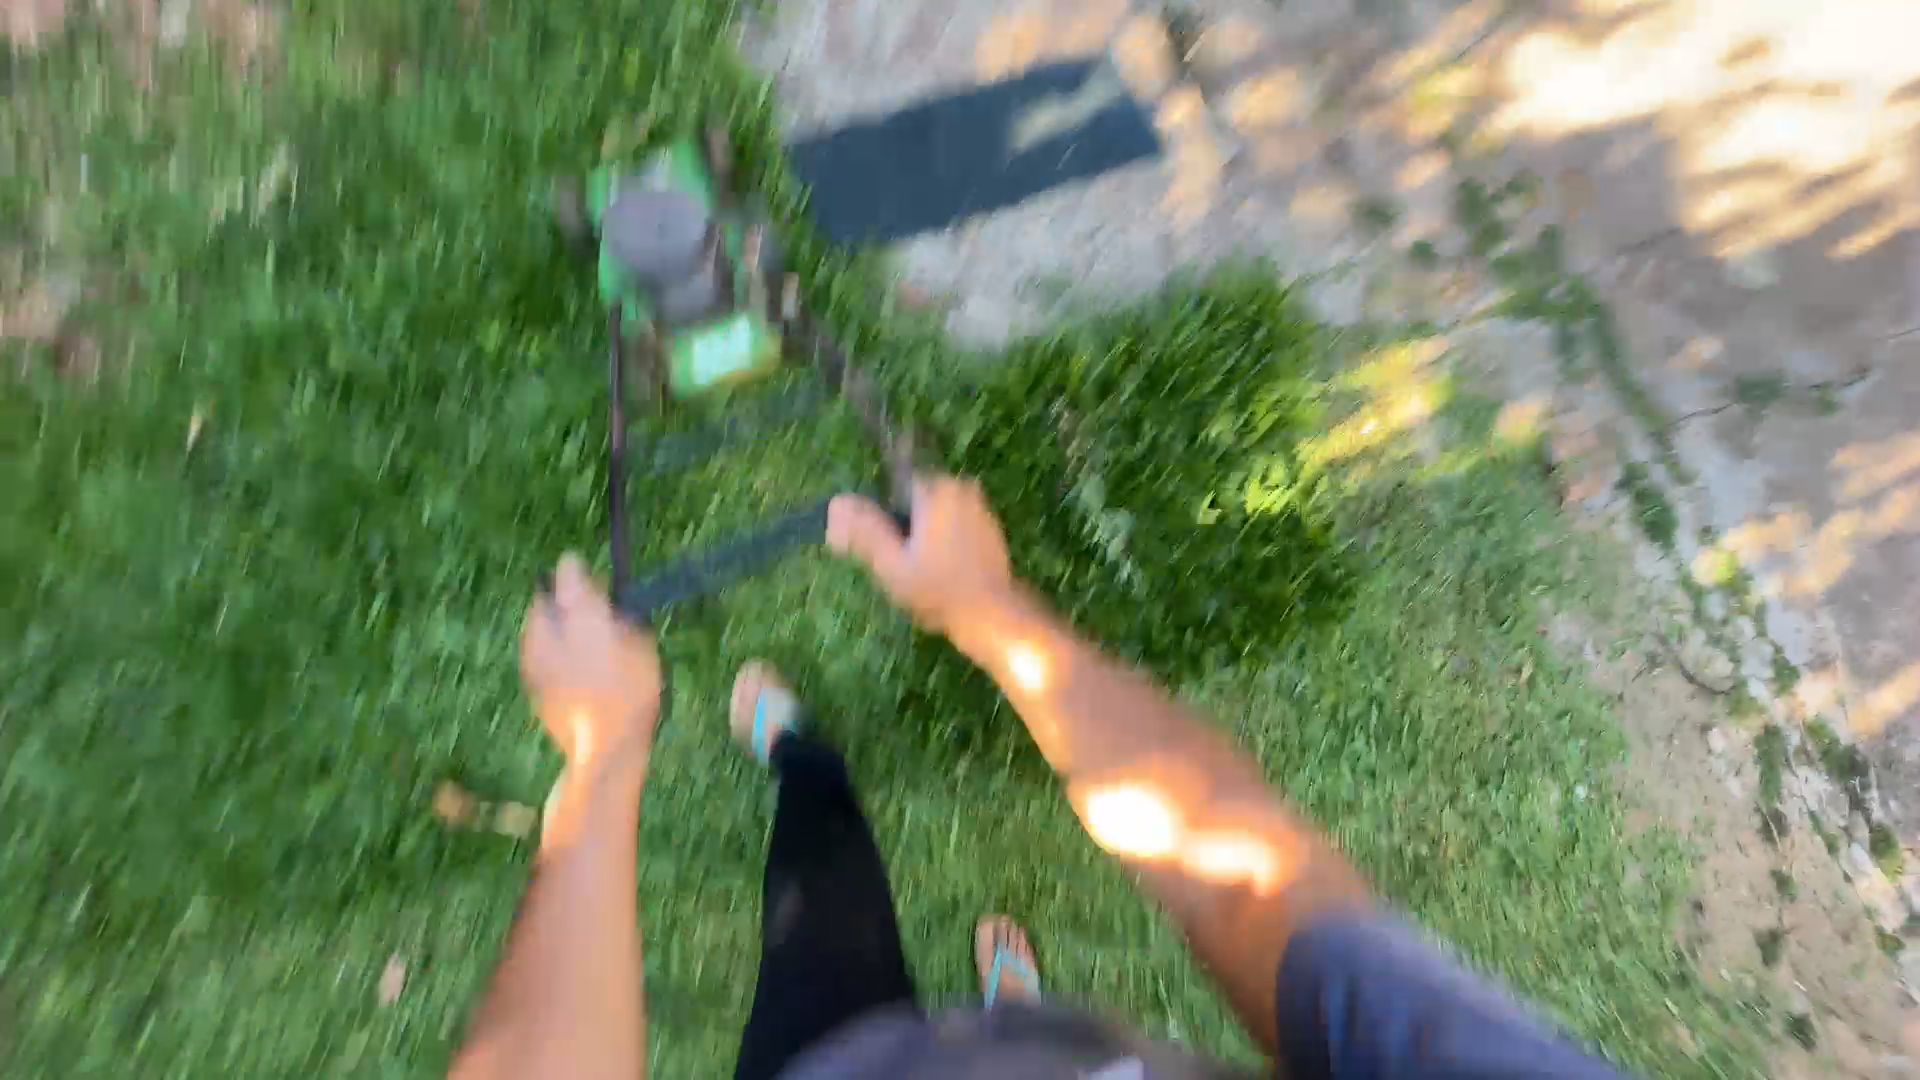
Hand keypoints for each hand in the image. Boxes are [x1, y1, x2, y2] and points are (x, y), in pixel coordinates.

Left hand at [521, 554, 661, 782]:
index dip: (580, 572)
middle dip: (566, 603)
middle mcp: (547, 631)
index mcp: (578, 615)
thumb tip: (607, 604)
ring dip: (558, 628)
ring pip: (542, 628)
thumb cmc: (633, 690)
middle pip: (549, 601)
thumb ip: (619, 617)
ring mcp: (533, 658)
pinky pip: (541, 654)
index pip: (569, 574)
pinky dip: (555, 653)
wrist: (604, 743)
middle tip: (592, 614)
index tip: (594, 579)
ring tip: (587, 644)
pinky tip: (578, 669)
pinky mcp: (530, 681)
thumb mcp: (639, 645)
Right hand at [827, 473, 1016, 635]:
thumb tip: (836, 502)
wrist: (992, 614)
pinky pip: (956, 526)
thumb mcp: (892, 564)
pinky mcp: (991, 527)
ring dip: (927, 537)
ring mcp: (980, 507)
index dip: (889, 519)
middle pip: (917, 501)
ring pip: (937, 515)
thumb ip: (864, 530)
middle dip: (908, 528)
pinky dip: (947, 544)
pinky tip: (946, 572)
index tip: (892, 550)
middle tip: (907, 566)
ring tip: (927, 572)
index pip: (898, 489)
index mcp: (936, 490)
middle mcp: (961, 488)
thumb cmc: (938, 590)